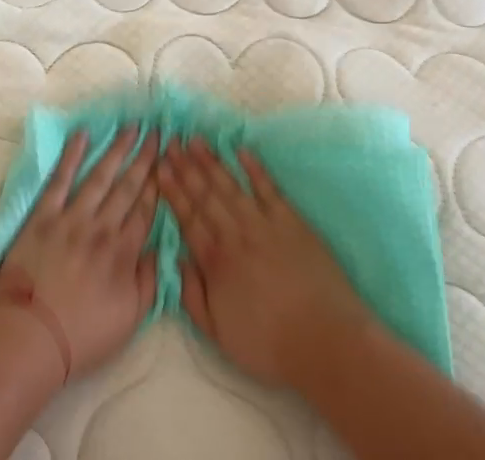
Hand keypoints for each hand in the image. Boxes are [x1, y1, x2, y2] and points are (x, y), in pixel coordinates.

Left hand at [0, 128, 159, 376]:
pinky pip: (59, 180)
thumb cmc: (83, 334)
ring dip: (117, 150)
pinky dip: (71, 156)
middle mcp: (102, 228)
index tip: (169, 160)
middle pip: (128, 186)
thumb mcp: (131, 318)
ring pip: (100, 176)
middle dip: (145, 158)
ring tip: (131, 127)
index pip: (147, 209)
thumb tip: (158, 249)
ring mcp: (71, 219)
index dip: (159, 183)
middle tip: (158, 133)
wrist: (30, 336)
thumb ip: (149, 281)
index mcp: (125, 252)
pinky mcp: (42, 217)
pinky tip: (82, 135)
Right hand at [159, 140, 374, 388]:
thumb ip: (192, 295)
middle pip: (206, 195)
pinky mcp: (293, 222)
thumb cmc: (268, 344)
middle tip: (170, 142)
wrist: (325, 339)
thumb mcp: (217, 333)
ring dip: (212, 162)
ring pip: (232, 186)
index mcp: (215, 262)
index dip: (172, 191)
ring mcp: (266, 225)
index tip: (159, 167)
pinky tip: (241, 151)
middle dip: (186, 168)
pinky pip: (269, 188)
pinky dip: (254, 168)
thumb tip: (178, 259)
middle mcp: (236, 235)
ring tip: (195, 140)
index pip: (188, 218)